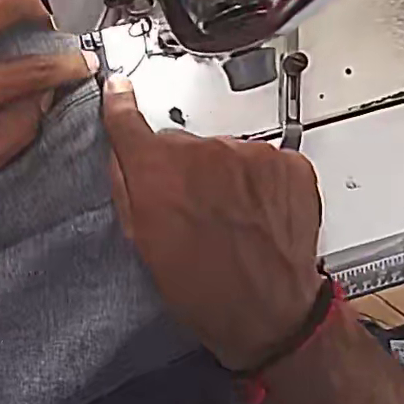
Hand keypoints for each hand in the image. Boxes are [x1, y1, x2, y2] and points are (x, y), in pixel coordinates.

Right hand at [102, 74, 323, 370]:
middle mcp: (203, 153)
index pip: (127, 119)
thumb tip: (120, 156)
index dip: (118, 104)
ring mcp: (249, 155)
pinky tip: (254, 213)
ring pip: (221, 151)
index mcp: (158, 172)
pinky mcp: (285, 163)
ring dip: (221, 175)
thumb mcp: (142, 244)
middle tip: (192, 209)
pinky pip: (258, 158)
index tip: (117, 90)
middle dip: (180, 168)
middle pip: (180, 142)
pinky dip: (255, 180)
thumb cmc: (204, 289)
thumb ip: (125, 189)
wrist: (268, 313)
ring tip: (229, 218)